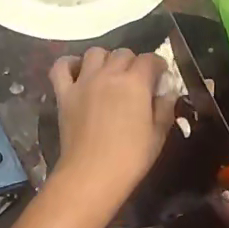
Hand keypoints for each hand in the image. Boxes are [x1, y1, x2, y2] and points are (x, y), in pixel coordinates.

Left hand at [49, 47, 174, 205]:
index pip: (149, 59)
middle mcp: (109, 74)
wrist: (92, 174)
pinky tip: (78, 72)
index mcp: (135, 82)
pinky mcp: (64, 94)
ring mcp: (83, 82)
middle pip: (123, 53)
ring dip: (105, 59)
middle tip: (136, 81)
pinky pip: (61, 67)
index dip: (157, 65)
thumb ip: (165, 108)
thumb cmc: (131, 158)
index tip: (160, 77)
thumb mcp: (158, 134)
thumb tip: (167, 93)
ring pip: (95, 53)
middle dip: (133, 63)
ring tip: (109, 75)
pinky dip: (69, 64)